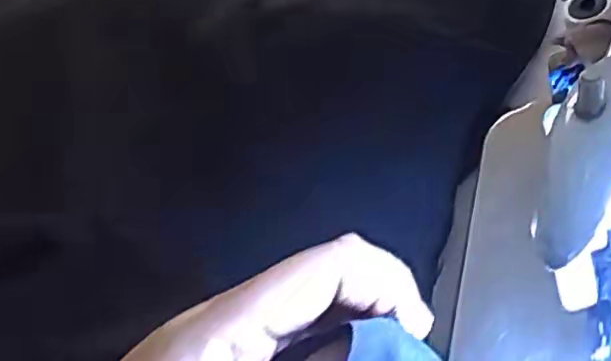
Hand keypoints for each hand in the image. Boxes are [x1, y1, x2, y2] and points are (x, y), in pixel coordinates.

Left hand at [123, 234, 432, 360]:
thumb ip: (335, 358)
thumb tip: (406, 336)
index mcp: (217, 328)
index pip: (339, 259)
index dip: (393, 282)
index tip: (415, 331)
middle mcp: (206, 325)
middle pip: (329, 275)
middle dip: (378, 305)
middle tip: (403, 345)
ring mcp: (194, 345)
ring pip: (309, 304)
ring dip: (353, 326)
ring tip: (378, 353)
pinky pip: (282, 334)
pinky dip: (318, 346)